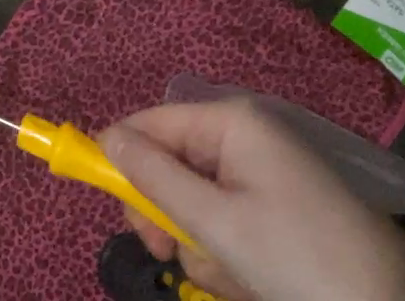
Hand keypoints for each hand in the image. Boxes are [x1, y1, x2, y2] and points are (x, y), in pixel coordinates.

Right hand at [99, 100, 404, 300]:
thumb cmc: (300, 259)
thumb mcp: (217, 222)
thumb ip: (153, 177)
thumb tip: (104, 138)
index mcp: (230, 123)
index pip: (148, 124)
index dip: (124, 163)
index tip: (126, 217)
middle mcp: (243, 138)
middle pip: (168, 163)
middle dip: (165, 211)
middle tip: (167, 252)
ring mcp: (262, 175)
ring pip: (193, 201)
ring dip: (199, 242)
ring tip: (231, 275)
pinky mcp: (277, 211)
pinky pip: (224, 222)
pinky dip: (226, 253)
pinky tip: (251, 280)